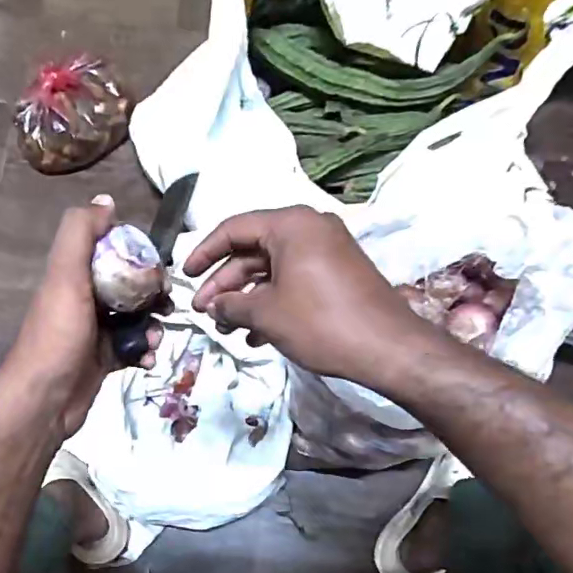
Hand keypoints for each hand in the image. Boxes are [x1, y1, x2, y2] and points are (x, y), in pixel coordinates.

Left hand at [0, 196, 161, 438]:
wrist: (45, 400)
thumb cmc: (57, 335)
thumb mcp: (65, 276)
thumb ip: (81, 235)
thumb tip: (105, 201)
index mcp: (72, 275)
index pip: (112, 252)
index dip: (138, 255)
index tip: (159, 267)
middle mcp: (83, 299)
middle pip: (128, 285)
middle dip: (153, 292)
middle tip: (168, 303)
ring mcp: (94, 332)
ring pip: (135, 318)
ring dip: (152, 325)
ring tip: (156, 336)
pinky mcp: (103, 360)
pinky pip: (133, 348)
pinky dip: (145, 351)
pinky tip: (147, 359)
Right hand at [183, 206, 432, 383]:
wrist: (387, 347)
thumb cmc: (320, 322)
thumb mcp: (266, 313)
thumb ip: (231, 304)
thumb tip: (215, 306)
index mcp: (291, 225)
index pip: (234, 229)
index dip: (204, 252)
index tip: (185, 275)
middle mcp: (310, 229)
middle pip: (252, 251)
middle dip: (224, 284)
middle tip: (204, 312)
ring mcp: (326, 252)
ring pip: (272, 270)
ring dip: (246, 299)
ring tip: (227, 328)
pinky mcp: (337, 275)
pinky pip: (293, 281)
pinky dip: (272, 303)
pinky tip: (256, 335)